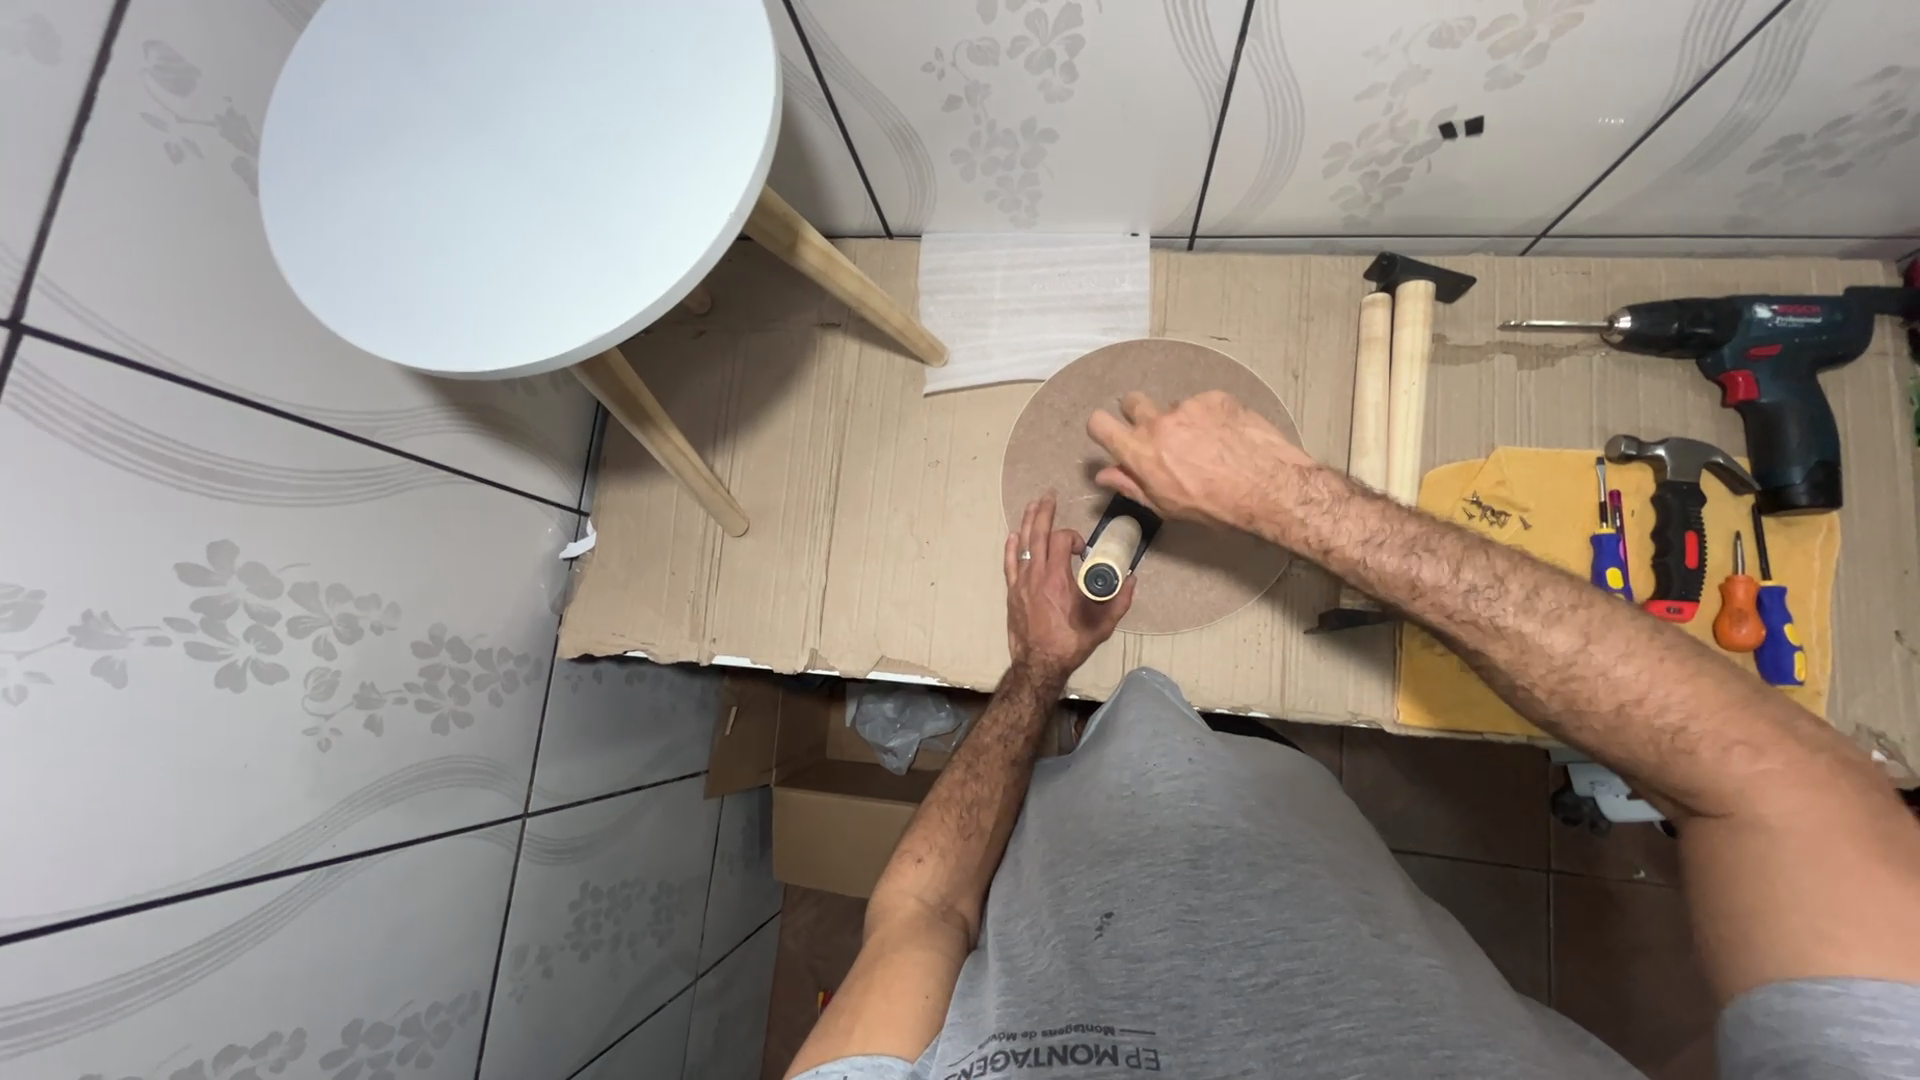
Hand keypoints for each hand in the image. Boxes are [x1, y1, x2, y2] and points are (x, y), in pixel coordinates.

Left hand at [1003, 495, 1133, 680]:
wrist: (1040, 663)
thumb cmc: (1072, 642)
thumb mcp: (1104, 623)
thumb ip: (1120, 599)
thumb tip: (1130, 580)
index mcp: (1058, 578)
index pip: (1062, 540)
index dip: (1074, 537)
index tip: (1082, 550)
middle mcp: (1037, 574)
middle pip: (1038, 534)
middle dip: (1044, 512)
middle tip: (1049, 496)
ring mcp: (1022, 582)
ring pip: (1023, 544)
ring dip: (1028, 522)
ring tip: (1033, 505)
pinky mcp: (1013, 592)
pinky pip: (1010, 563)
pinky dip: (1011, 547)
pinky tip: (1014, 535)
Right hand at [1086, 390, 1315, 530]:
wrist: (1267, 487)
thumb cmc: (1215, 506)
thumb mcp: (1166, 505)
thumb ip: (1131, 485)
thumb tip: (1105, 475)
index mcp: (1140, 452)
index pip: (1099, 424)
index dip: (1102, 428)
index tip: (1112, 434)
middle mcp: (1158, 423)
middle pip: (1131, 402)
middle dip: (1138, 414)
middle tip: (1158, 434)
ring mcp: (1188, 407)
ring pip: (1172, 406)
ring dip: (1180, 420)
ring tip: (1205, 444)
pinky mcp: (1215, 398)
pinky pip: (1202, 403)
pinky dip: (1209, 417)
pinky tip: (1225, 437)